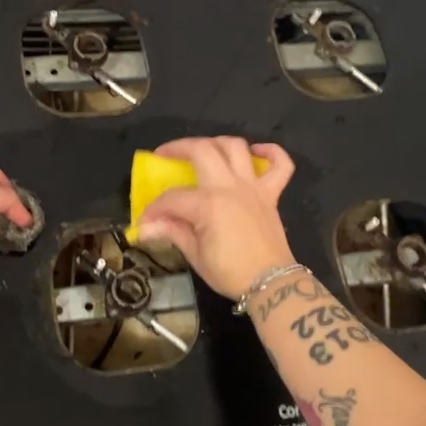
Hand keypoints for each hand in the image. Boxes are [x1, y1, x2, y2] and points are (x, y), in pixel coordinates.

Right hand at [135, 137, 295, 298]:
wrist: (271, 284)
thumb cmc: (230, 273)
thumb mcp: (195, 255)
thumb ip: (173, 232)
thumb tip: (145, 227)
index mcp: (208, 204)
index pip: (173, 198)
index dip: (155, 208)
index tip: (146, 221)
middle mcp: (230, 187)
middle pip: (202, 150)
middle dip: (178, 148)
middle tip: (165, 155)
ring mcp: (253, 187)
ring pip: (236, 147)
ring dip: (217, 142)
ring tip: (204, 150)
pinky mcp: (272, 194)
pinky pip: (280, 164)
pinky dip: (271, 152)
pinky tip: (256, 151)